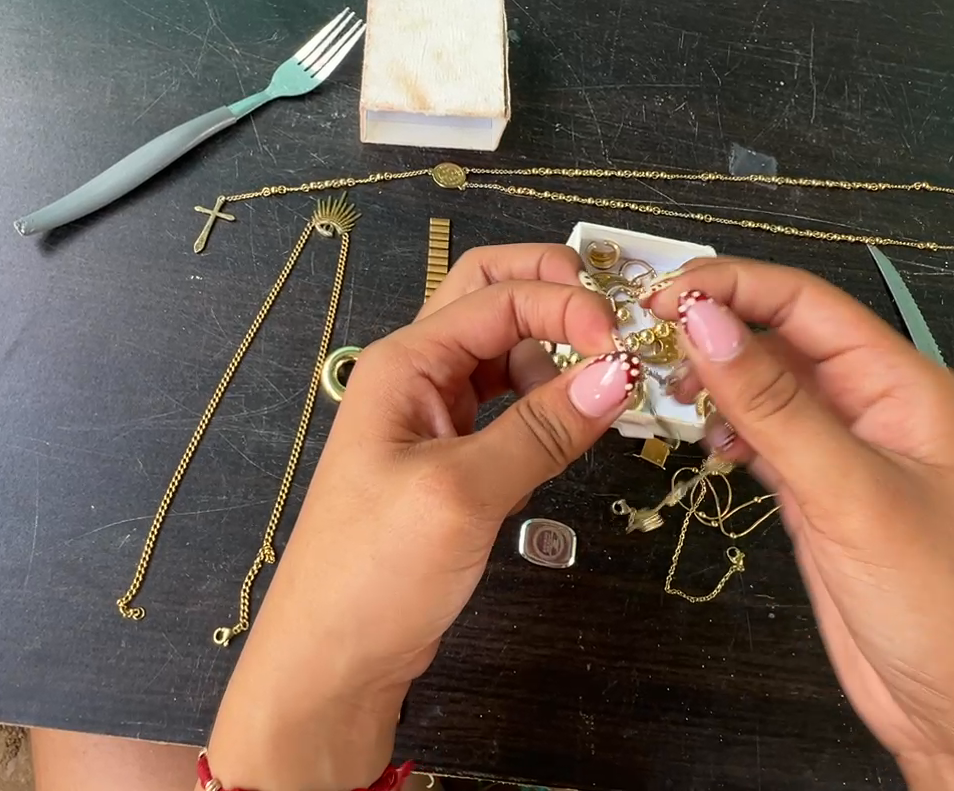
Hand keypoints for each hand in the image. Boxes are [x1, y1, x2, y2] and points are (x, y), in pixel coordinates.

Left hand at [207, 245, 637, 790]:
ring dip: (552, 351)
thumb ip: (542, 429)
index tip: (621, 343)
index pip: (496, 298)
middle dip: (551, 292)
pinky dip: (543, 398)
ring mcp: (434, 411)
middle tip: (611, 321)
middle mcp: (418, 371)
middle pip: (489, 296)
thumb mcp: (462, 493)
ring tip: (599, 388)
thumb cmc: (376, 570)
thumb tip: (621, 373)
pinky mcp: (453, 450)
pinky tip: (572, 421)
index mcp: (406, 360)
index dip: (563, 305)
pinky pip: (506, 400)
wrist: (332, 661)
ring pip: (503, 348)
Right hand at [647, 259, 953, 790]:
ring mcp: (844, 454)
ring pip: (764, 390)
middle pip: (780, 340)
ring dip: (713, 383)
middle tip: (639, 340)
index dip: (731, 286)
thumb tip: (700, 319)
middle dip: (713, 330)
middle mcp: (871, 406)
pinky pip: (763, 439)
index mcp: (902, 384)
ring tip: (658, 389)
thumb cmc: (951, 608)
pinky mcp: (820, 496)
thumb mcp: (855, 496)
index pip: (805, 304)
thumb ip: (774, 405)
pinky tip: (701, 441)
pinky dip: (725, 431)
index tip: (657, 296)